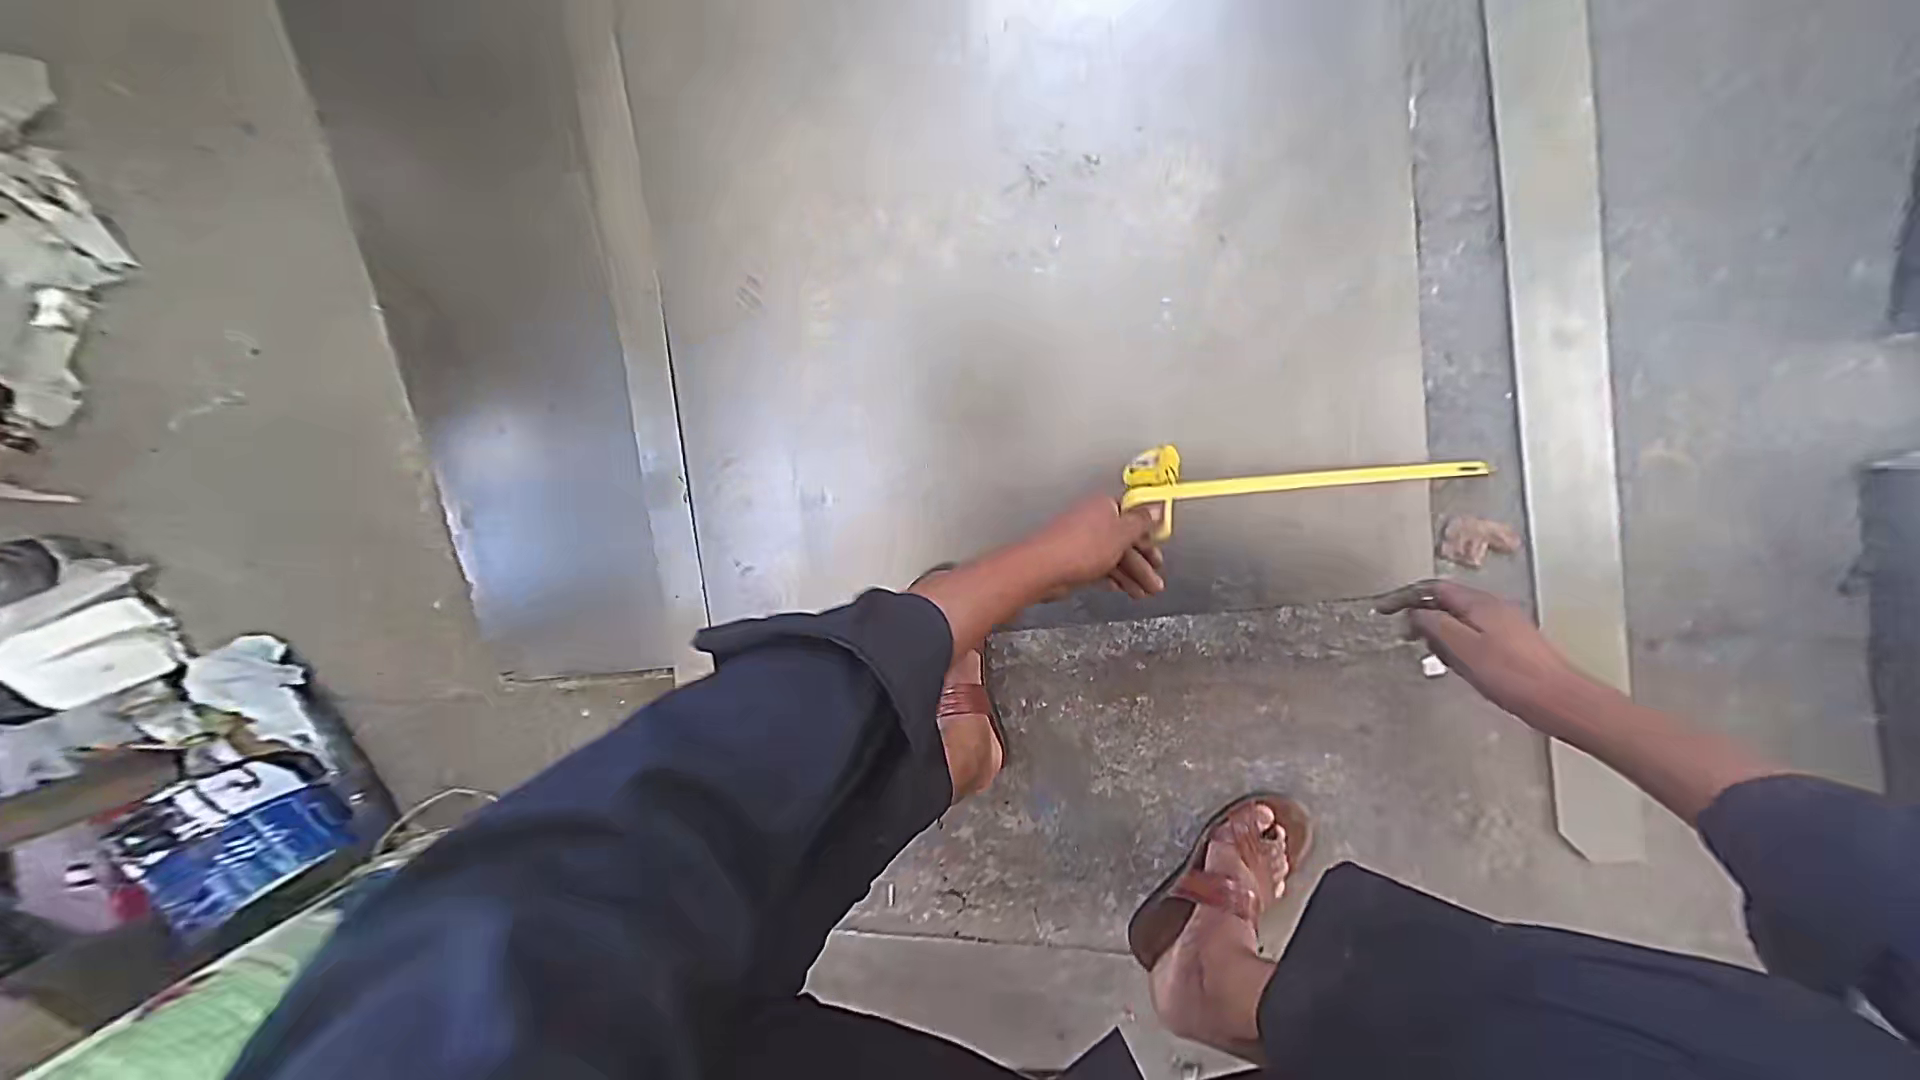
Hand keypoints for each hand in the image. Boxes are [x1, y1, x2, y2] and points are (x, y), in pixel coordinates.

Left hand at [1023, 495, 1165, 598]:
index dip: (1149, 536)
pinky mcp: (1073, 559)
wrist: (1043, 569)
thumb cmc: (1079, 548)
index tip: (1159, 551)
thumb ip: (1141, 523)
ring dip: (1131, 575)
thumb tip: (1157, 508)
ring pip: (1113, 557)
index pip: (1135, 517)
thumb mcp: (1121, 534)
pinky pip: (1099, 567)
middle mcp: (1092, 520)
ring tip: (1143, 593)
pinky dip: (1112, 577)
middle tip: (1155, 581)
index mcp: (1104, 506)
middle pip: (1125, 540)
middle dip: (1142, 563)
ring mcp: (1081, 540)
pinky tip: (1121, 588)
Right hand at [1378, 580, 1607, 726]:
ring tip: (1430, 652)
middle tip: (1405, 633)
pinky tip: (1454, 662)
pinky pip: (1473, 634)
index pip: (1434, 588)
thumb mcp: (1462, 647)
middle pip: (1448, 601)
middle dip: (1422, 614)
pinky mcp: (1512, 644)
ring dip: (1439, 631)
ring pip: (1460, 619)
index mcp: (1481, 604)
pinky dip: (1455, 642)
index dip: (1406, 596)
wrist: (1563, 702)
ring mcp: (1506, 626)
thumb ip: (1434, 625)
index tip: (1384, 609)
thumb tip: (1415, 612)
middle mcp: (1495, 609)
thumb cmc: (1511, 675)